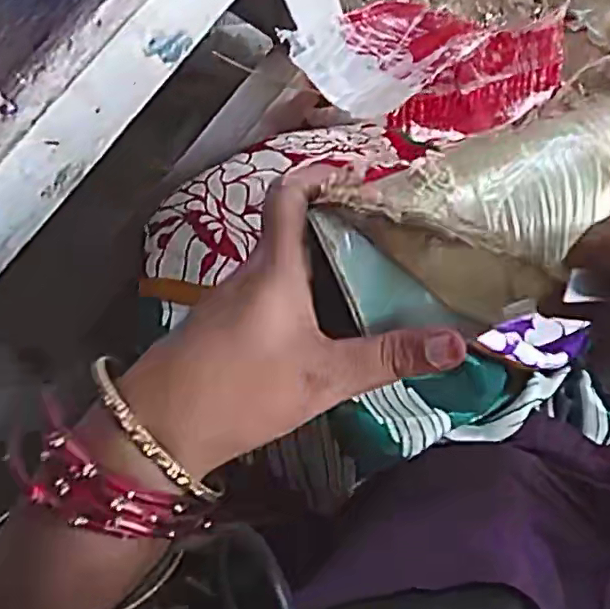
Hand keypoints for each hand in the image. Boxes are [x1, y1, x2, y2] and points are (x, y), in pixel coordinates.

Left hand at [98, 165, 467, 477]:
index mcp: (276, 268)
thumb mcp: (325, 377)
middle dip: (341, 213)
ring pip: (288, 254)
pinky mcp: (233, 320)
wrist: (154, 435)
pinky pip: (278, 283)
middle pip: (297, 221)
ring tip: (375, 258)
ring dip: (327, 248)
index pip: (289, 196)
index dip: (321, 173)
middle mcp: (255, 271)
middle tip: (389, 221)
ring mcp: (239, 296)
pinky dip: (310, 279)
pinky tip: (336, 307)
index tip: (360, 172)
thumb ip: (390, 358)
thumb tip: (455, 343)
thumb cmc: (239, 392)